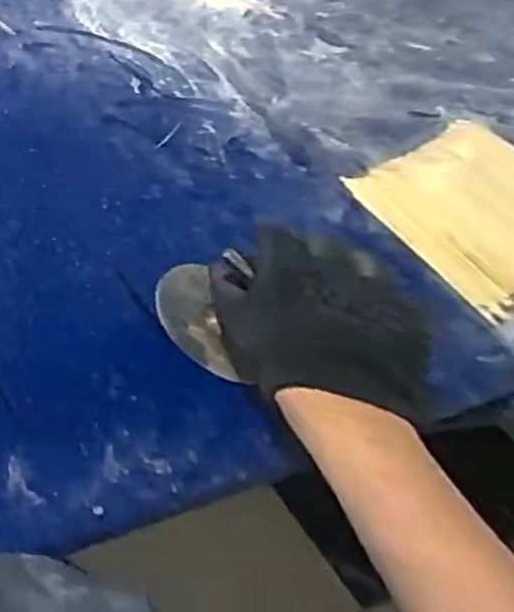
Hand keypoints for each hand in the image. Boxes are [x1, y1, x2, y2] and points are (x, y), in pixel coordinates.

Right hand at [213, 226, 431, 422]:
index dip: (268, 232)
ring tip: (340, 274)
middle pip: (324, 242)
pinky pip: (392, 292)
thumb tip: (220, 265)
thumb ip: (225, 286)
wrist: (339, 393)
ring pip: (364, 262)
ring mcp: (375, 291)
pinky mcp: (405, 314)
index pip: (277, 233)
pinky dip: (377, 291)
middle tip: (301, 255)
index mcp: (288, 267)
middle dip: (311, 245)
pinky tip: (367, 301)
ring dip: (349, 264)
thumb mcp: (234, 316)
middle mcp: (333, 269)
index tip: (262, 236)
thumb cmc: (274, 350)